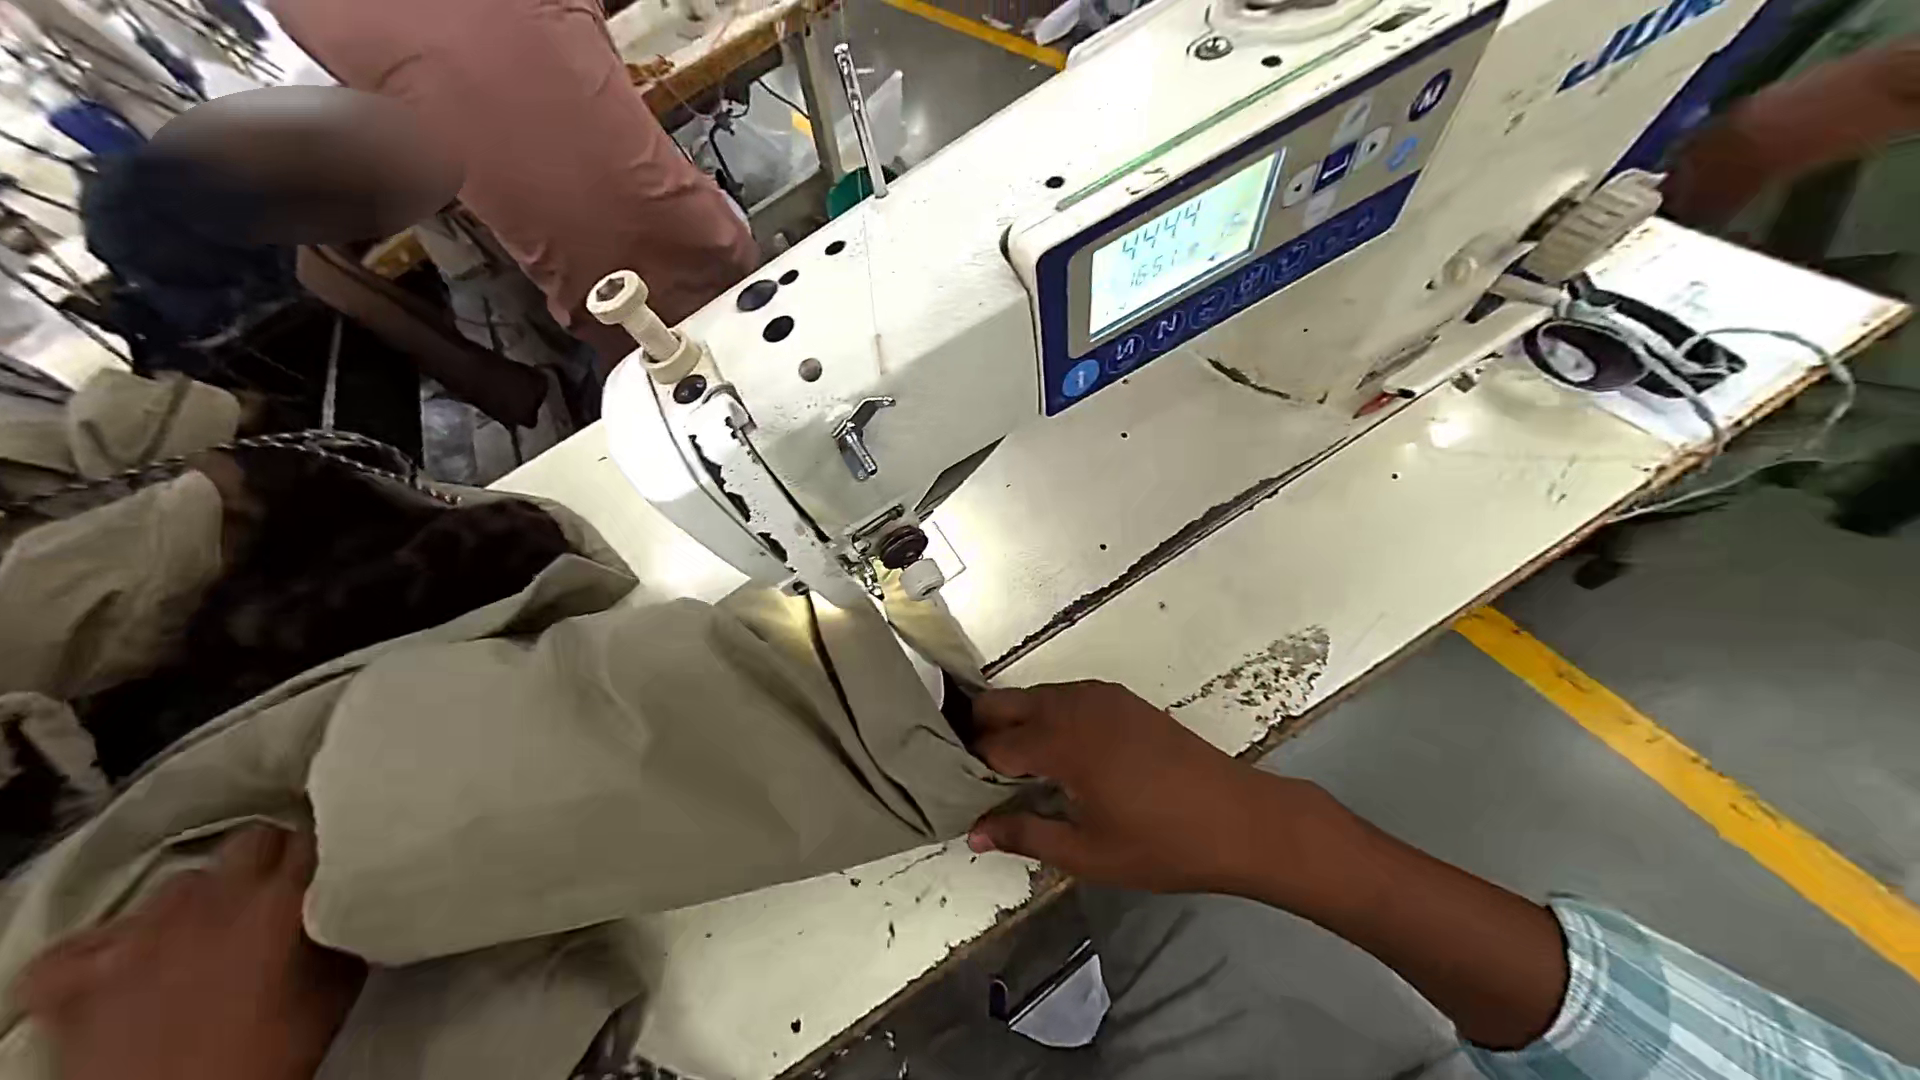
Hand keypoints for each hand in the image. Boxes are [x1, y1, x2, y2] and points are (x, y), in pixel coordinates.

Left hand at [15, 826, 364, 1079]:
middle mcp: (208, 903)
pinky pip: (84, 941)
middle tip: (281, 887)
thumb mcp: (340, 981)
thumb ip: (346, 924)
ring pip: (179, 883)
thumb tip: (356, 894)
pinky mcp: (72, 981)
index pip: (316, 837)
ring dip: (201, 898)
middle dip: (271, 857)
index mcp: (280, 899)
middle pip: (251, 840)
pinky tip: (130, 962)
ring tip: (211, 928)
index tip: (336, 862)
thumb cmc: (276, 1050)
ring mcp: (134, 939)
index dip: (329, 847)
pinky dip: (108, 945)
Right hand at [966, 682, 1568, 1048]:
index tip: (950, 781)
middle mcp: (1073, 704)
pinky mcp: (1119, 697)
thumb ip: (1026, 834)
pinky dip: (1043, 714)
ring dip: (1012, 720)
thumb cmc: (1163, 843)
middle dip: (979, 729)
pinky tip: (1050, 747)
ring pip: (1033, 695)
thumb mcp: (1088, 852)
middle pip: (1004, 703)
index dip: (968, 763)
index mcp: (1062, 741)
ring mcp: (1099, 695)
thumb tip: (973, 832)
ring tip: (1005, 761)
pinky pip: (1062, 695)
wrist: (1241, 817)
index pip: (993, 744)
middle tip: (970, 768)